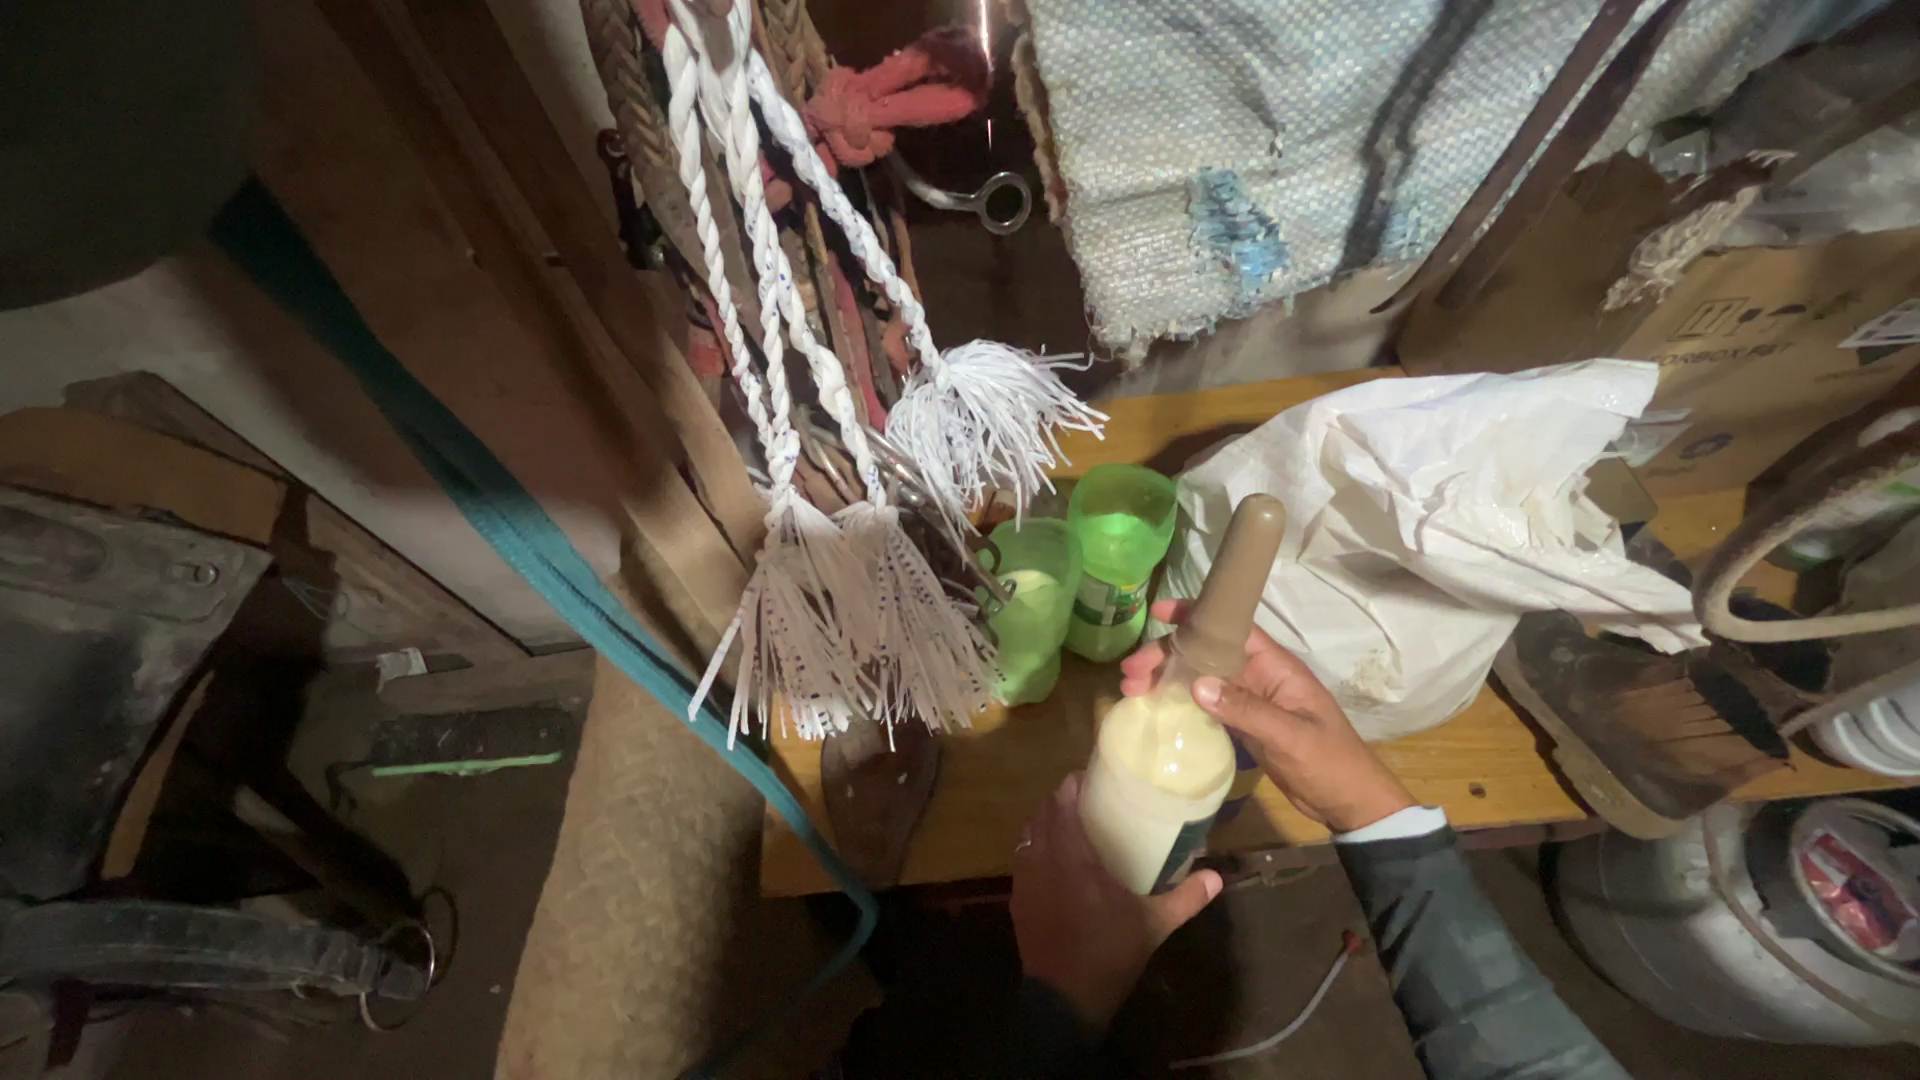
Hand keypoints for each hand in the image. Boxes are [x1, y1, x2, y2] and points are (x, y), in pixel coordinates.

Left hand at [1010, 773, 1220, 1028]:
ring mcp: (1024, 879)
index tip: (1088, 778)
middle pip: (1042, 813)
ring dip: (1045, 823)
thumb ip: (1184, 898)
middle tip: (1085, 799)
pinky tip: (1055, 861)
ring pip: (1028, 834)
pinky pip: (1022, 858)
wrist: (1064, 1001)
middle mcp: (1042, 860)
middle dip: (1059, 801)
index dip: (1070, 786)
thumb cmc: (1108, 954)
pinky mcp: (1016, 899)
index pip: (1061, 803)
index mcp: (1071, 857)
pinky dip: (1035, 848)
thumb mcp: (1152, 926)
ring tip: (1069, 825)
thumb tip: (1218, 877)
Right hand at [1120, 599, 1414, 833]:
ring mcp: (1246, 698)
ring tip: (1130, 690)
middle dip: (1164, 655)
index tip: (1159, 613)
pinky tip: (1151, 708)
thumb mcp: (1290, 736)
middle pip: (1203, 652)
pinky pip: (1202, 702)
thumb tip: (1195, 684)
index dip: (1195, 615)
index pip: (1230, 627)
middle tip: (1129, 673)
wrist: (1349, 802)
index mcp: (1273, 665)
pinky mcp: (1240, 721)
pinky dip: (1175, 701)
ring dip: (1164, 678)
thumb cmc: (1329, 762)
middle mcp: (1256, 674)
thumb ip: (1245, 709)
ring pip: (1197, 676)